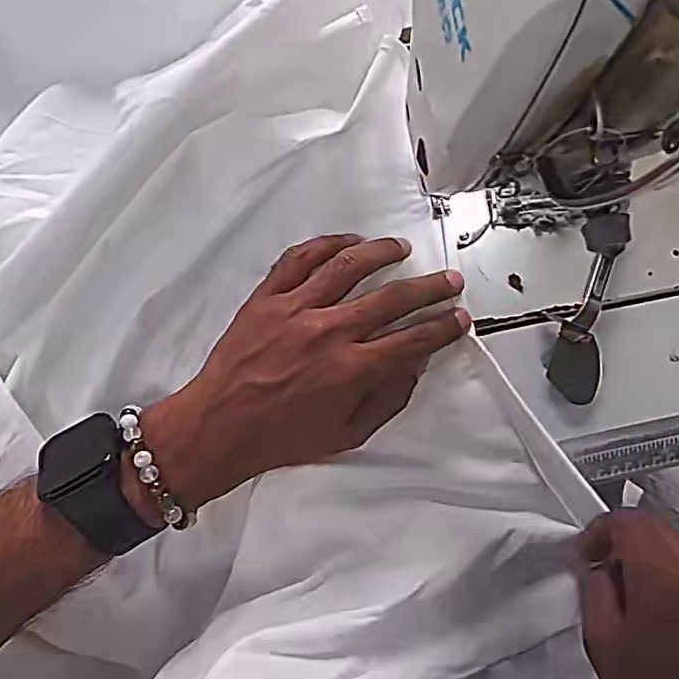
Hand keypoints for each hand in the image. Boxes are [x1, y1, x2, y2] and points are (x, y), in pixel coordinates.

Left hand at [133, 235, 467, 513]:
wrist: (221, 426)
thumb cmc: (279, 436)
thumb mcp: (346, 433)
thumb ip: (386, 399)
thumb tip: (413, 369)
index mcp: (351, 369)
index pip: (413, 339)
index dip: (442, 327)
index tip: (457, 319)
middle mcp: (328, 333)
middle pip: (393, 298)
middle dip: (429, 288)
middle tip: (446, 282)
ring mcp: (296, 310)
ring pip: (349, 266)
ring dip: (382, 253)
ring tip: (400, 249)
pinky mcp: (268, 298)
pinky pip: (300, 259)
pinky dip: (327, 245)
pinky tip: (346, 243)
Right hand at [578, 510, 678, 678]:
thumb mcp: (603, 646)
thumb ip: (596, 589)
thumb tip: (599, 566)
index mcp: (670, 587)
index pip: (634, 523)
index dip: (603, 529)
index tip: (593, 547)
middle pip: (665, 536)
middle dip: (632, 547)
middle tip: (611, 572)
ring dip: (665, 574)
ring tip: (649, 617)